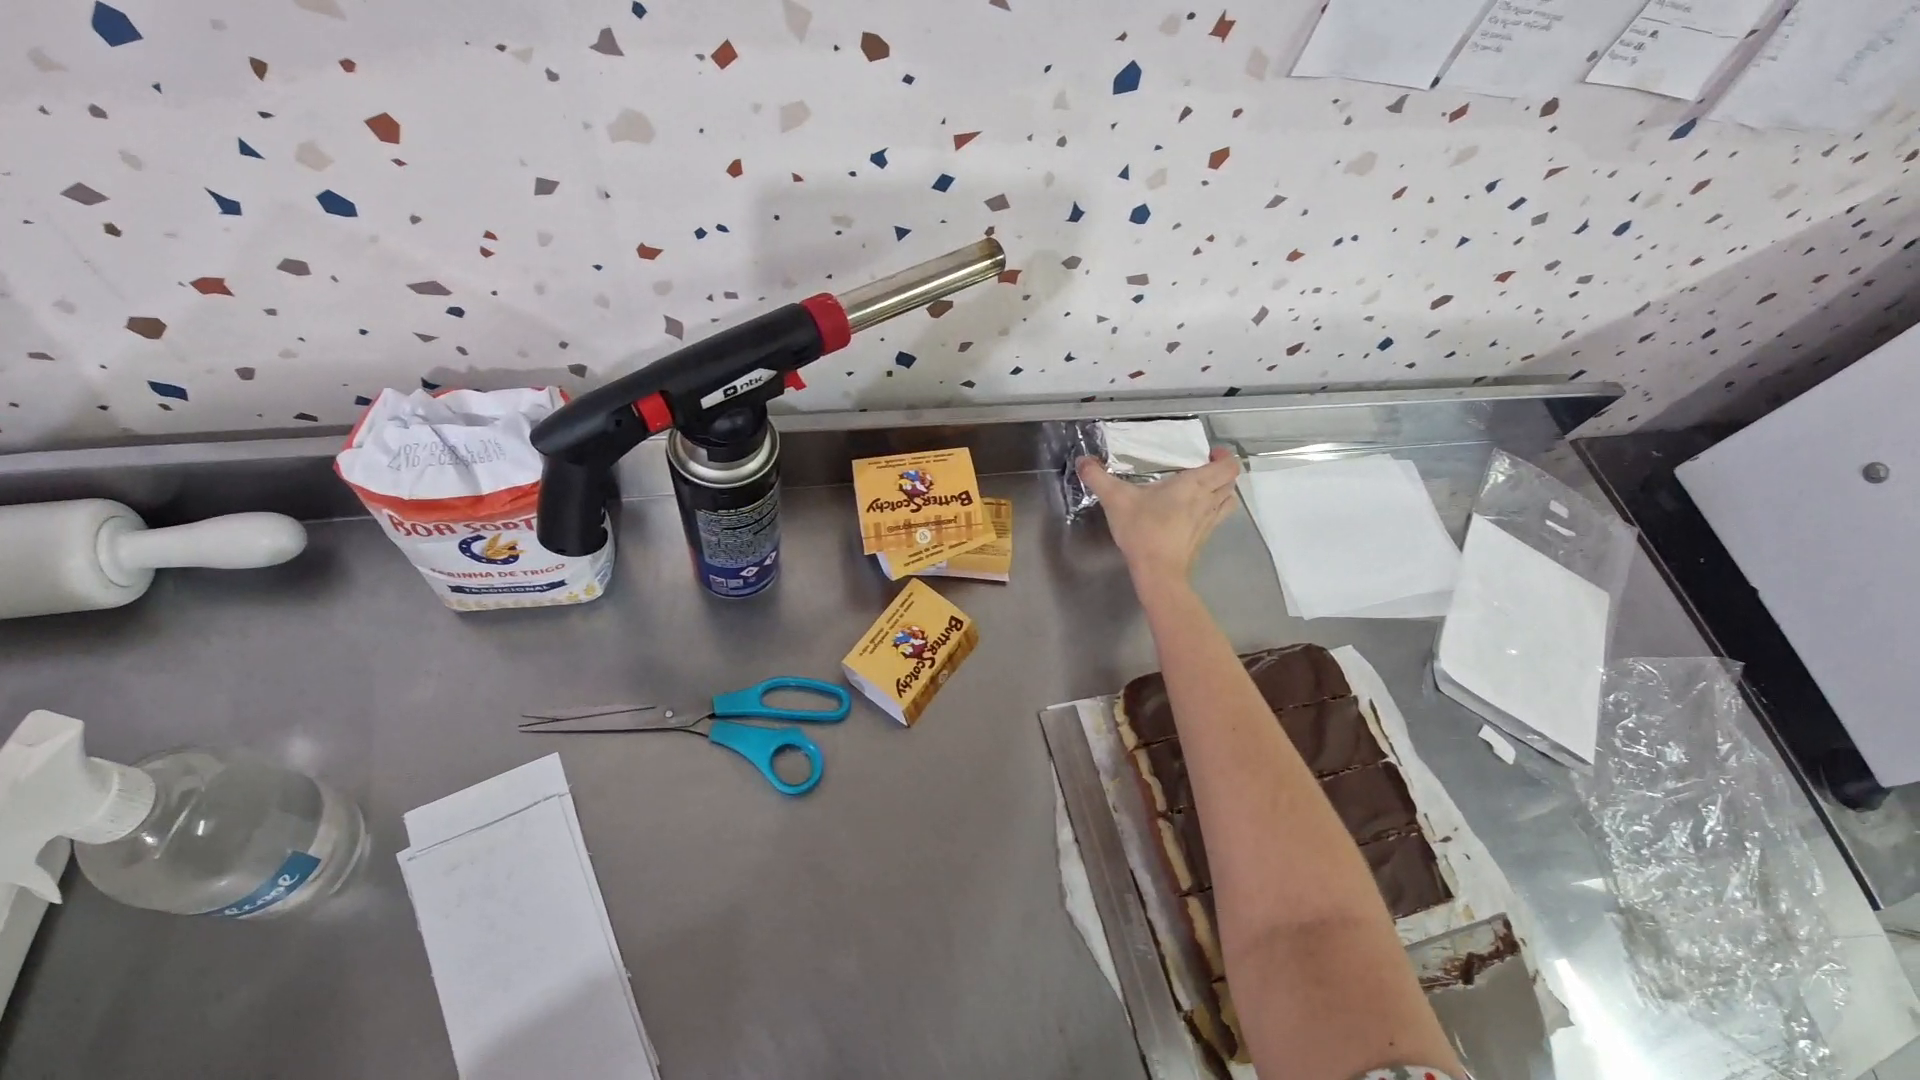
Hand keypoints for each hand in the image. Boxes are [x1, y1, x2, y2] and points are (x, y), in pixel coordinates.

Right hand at [1077, 447, 1240, 584]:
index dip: (1224, 456)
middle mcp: (1208, 501)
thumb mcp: (1115, 500)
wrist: (1158, 572)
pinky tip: (1192, 512)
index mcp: (1194, 485)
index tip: (1207, 453)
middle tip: (1203, 467)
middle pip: (1231, 481)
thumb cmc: (1143, 531)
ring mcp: (1209, 522)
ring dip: (1222, 490)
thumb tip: (1083, 461)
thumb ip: (1098, 478)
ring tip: (1203, 488)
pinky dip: (1212, 509)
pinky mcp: (1203, 538)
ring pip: (1229, 500)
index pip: (1228, 465)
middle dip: (1222, 471)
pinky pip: (1217, 517)